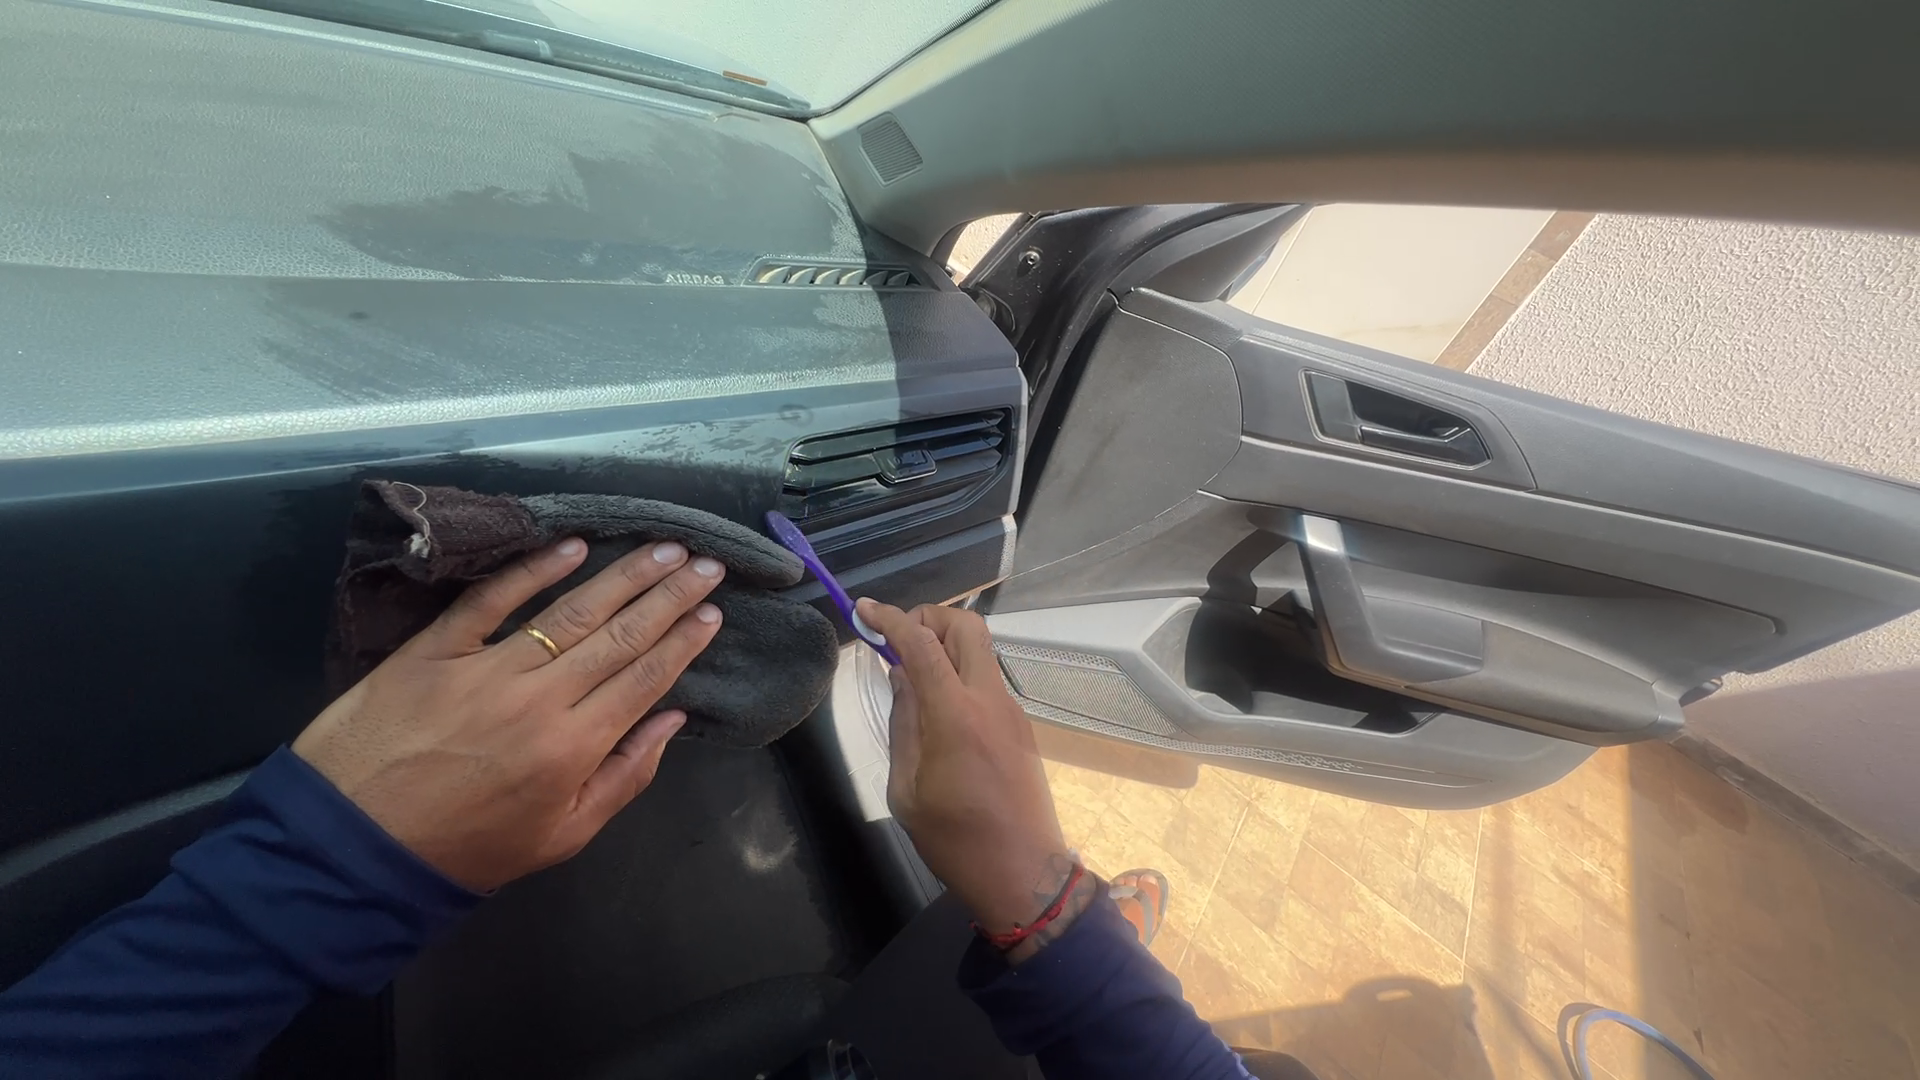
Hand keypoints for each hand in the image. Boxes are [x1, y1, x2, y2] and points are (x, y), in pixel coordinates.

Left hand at [294, 538, 725, 890]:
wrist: (344, 853)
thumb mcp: (563, 836)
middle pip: (622, 634)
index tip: (713, 611)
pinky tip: (574, 547)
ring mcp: (487, 668)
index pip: (647, 676)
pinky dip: (534, 570)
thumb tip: (673, 719)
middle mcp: (541, 698)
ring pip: (573, 611)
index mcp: (575, 745)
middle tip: (706, 565)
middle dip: (672, 596)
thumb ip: (626, 777)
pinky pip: (492, 601)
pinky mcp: (435, 651)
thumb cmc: (468, 848)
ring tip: (664, 549)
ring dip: (626, 576)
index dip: (685, 640)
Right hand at [855, 599, 1093, 960]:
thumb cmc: (955, 841)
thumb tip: (902, 677)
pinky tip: (941, 705)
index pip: (922, 644)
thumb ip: (903, 723)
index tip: (865, 609)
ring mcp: (1010, 709)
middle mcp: (988, 699)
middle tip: (900, 642)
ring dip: (947, 643)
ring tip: (915, 674)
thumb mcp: (906, 789)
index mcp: (955, 715)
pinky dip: (961, 670)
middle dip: (929, 617)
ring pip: (981, 649)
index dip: (890, 619)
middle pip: (967, 626)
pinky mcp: (1020, 724)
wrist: (1023, 873)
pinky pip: (987, 677)